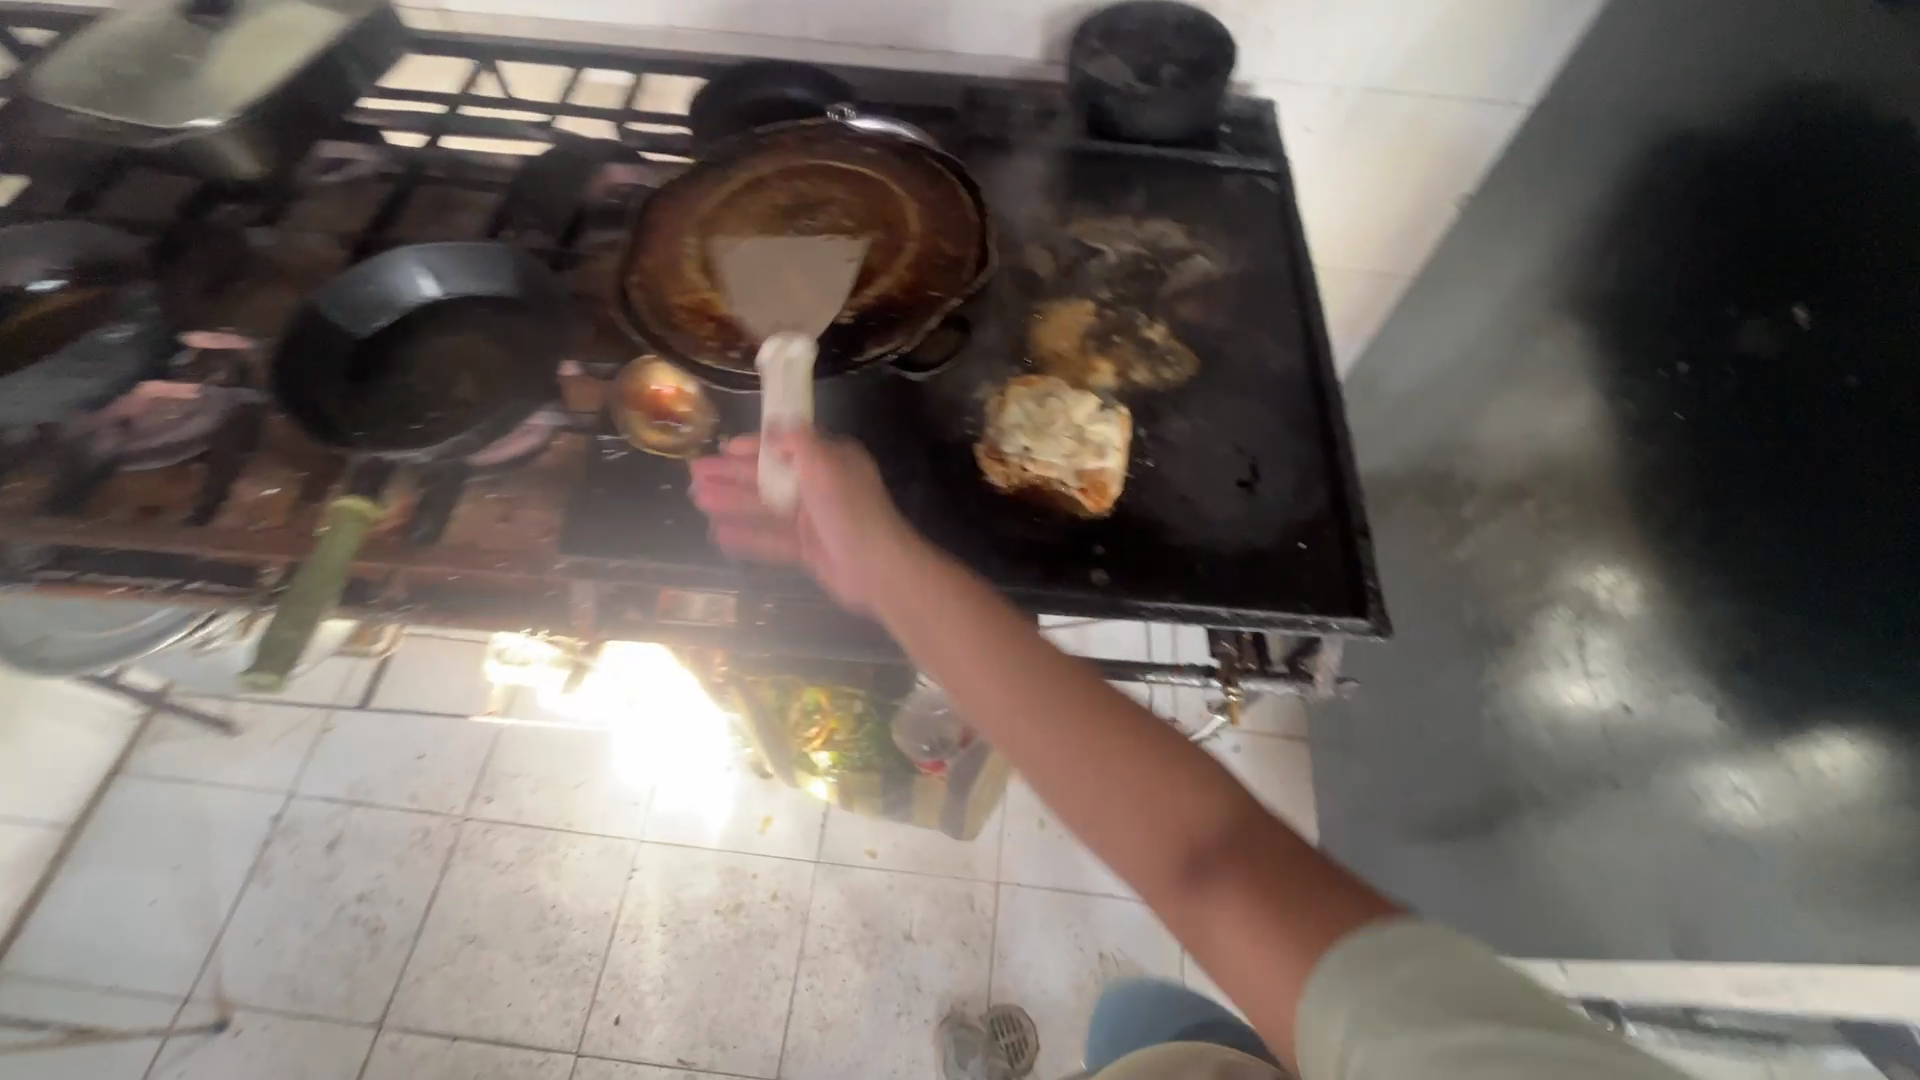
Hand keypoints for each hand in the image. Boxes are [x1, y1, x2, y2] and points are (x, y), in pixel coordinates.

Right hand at [688, 432, 920, 612]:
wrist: (877, 568)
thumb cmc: (851, 511)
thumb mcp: (826, 466)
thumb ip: (800, 443)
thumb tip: (777, 425)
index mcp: (830, 461)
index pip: (787, 447)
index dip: (754, 447)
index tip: (725, 447)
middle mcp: (821, 486)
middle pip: (769, 477)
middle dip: (732, 475)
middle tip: (695, 474)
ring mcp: (814, 519)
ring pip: (766, 508)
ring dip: (732, 502)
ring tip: (698, 500)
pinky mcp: (808, 549)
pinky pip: (771, 539)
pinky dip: (746, 535)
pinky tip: (718, 533)